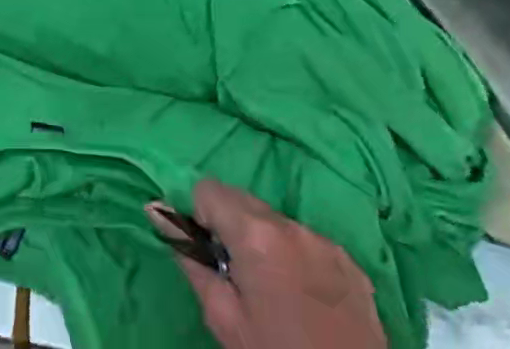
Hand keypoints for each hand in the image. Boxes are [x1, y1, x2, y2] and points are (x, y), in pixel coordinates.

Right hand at [149, 180, 383, 348]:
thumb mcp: (224, 320)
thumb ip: (192, 262)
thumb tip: (159, 213)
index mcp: (256, 233)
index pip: (209, 189)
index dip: (199, 216)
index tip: (205, 252)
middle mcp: (291, 224)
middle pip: (244, 201)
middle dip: (230, 226)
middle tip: (233, 275)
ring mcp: (325, 240)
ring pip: (276, 221)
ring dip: (263, 242)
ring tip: (270, 291)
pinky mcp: (350, 261)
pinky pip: (307, 242)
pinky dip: (295, 258)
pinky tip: (301, 298)